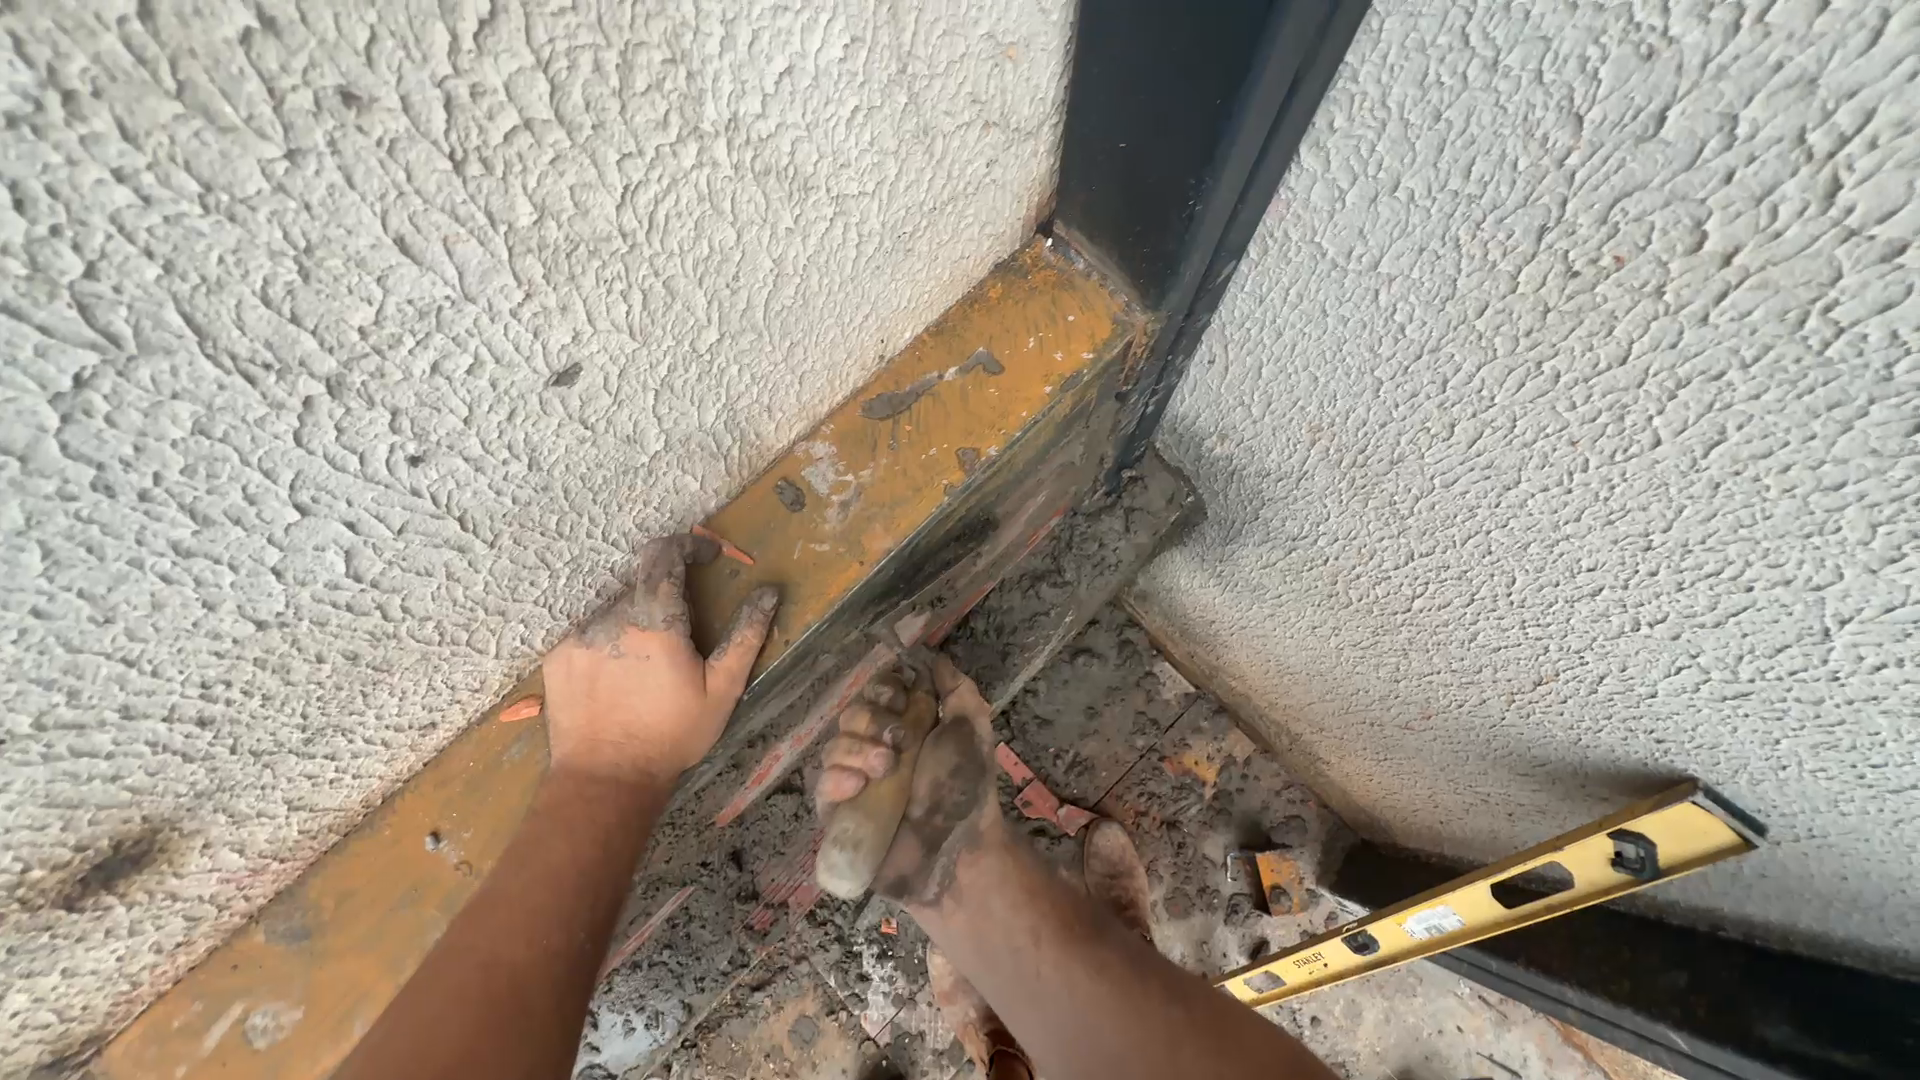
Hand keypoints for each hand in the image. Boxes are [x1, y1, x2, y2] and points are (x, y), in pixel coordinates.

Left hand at [543, 533, 780, 786]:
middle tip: (683, 618)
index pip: (665, 554)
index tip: (708, 555)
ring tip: (649, 648)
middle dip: (665, 585)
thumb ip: (746, 635)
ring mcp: (577, 634)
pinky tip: (618, 664)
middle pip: (639, 577)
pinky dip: (608, 631)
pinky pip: (586, 625)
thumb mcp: (722, 689)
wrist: (605, 778)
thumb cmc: (672, 735)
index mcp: (654, 619)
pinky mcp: (557, 654)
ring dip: (636, 610)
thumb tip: (769, 593)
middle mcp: (610, 616)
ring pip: (612, 602)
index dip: (689, 544)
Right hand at [814, 654, 998, 904]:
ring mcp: (856, 781)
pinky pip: (822, 786)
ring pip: (833, 746)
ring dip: (857, 749)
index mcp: (905, 725)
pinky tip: (858, 786)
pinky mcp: (841, 814)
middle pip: (851, 714)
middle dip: (873, 721)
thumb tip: (933, 658)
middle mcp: (877, 747)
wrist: (958, 847)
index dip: (883, 688)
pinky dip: (837, 779)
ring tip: (886, 769)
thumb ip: (956, 689)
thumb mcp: (972, 728)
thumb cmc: (967, 786)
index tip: (900, 697)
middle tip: (900, 742)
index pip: (876, 691)